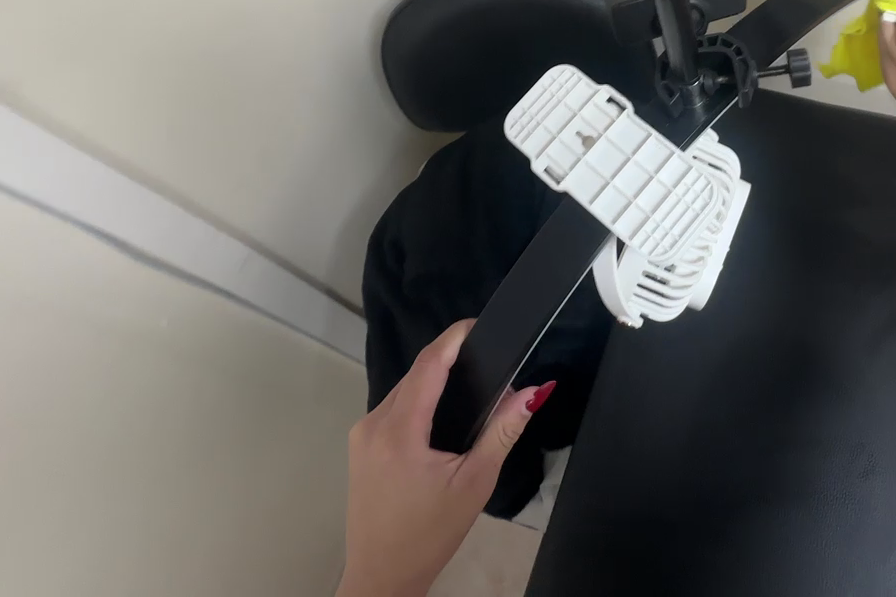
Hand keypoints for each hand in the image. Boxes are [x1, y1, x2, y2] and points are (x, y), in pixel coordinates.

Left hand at [337, 320, 553, 596]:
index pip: (428, 365)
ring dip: (434, 378)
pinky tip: (443, 407)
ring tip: (471, 376)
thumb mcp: (475, 482)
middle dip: (448, 357)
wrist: (381, 580)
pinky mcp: (360, 446)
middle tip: (487, 353)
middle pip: (415, 373)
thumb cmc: (430, 533)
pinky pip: (394, 406)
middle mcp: (373, 424)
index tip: (480, 323)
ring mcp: (362, 435)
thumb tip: (535, 389)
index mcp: (399, 431)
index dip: (453, 338)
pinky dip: (420, 398)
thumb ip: (503, 430)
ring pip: (403, 388)